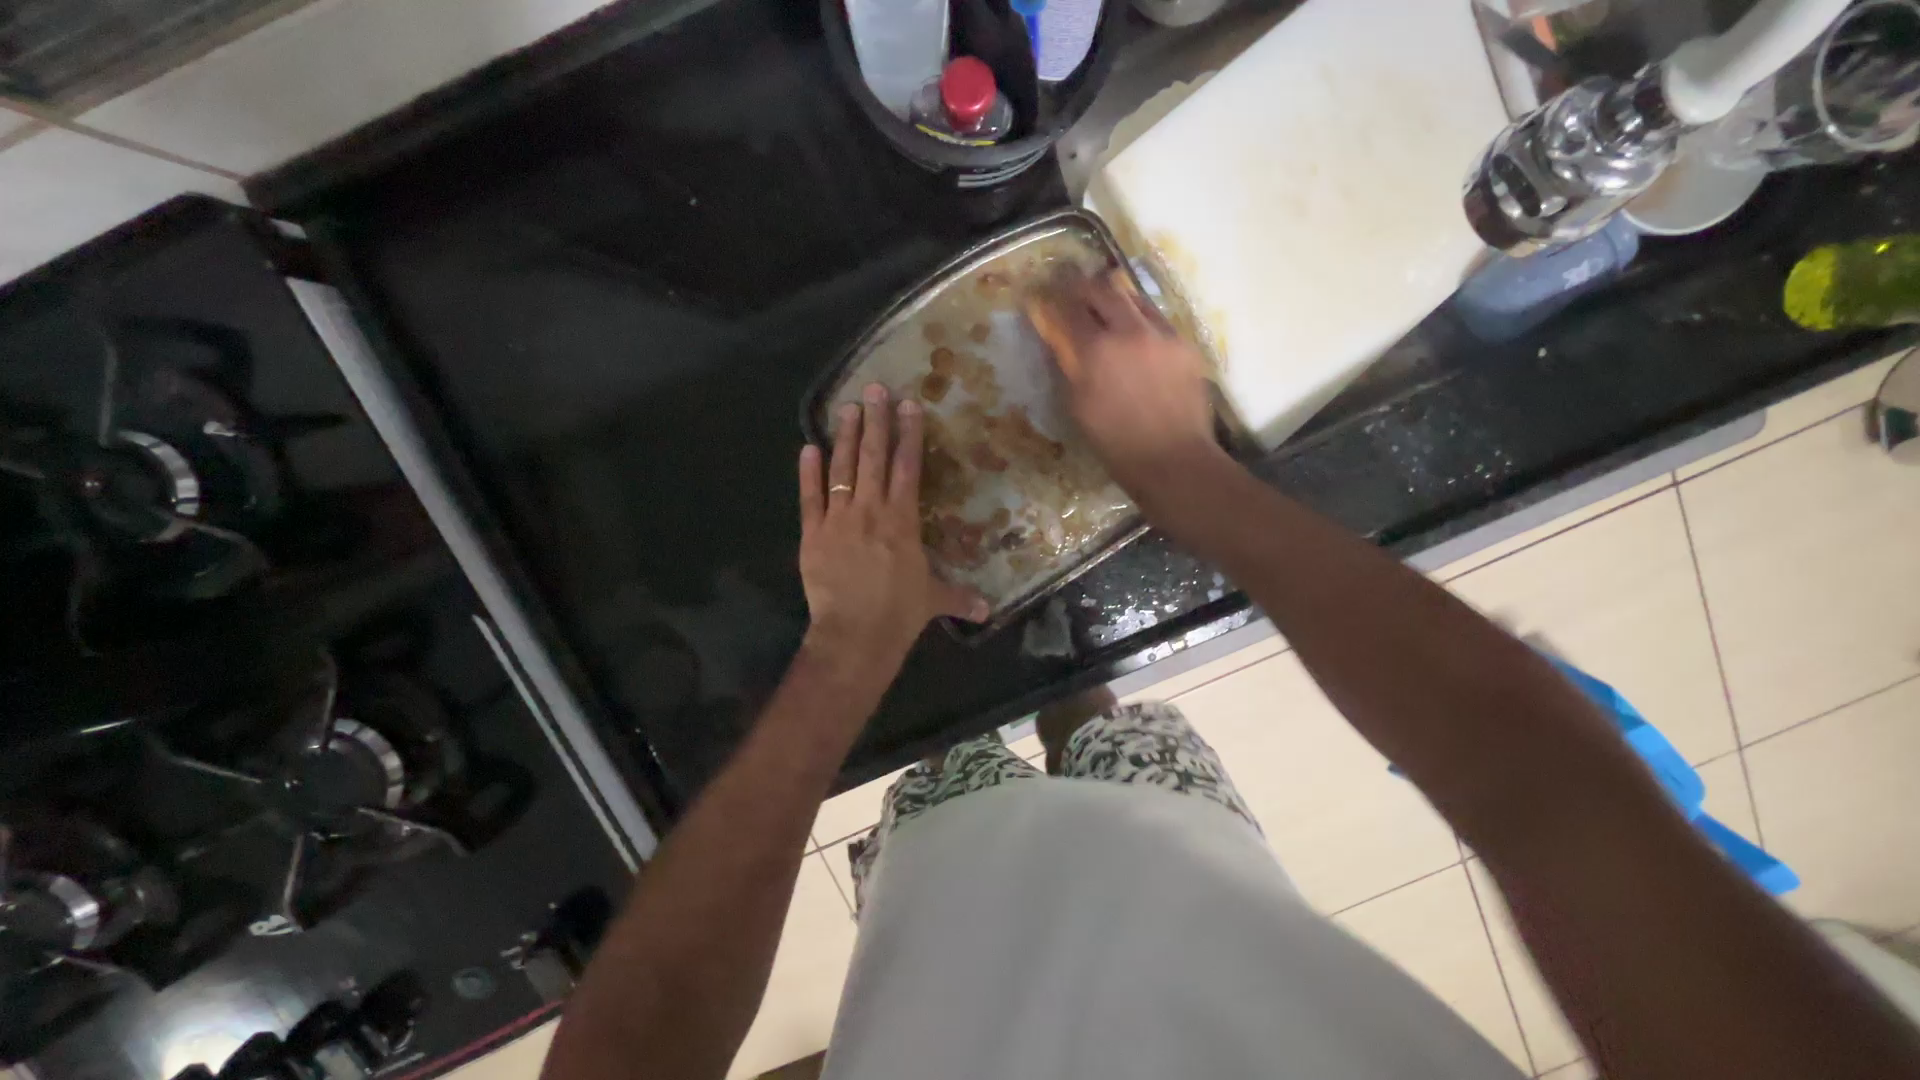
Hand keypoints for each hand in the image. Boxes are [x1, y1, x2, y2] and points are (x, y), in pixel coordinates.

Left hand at [797, 383, 987, 674]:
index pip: (908, 467)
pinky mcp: (813, 534)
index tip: (909, 405)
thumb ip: (959, 597)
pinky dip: (809, 472)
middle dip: (876, 421)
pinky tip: (809, 448)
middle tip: (875, 389)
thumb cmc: (899, 614)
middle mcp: (871, 510)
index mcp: (903, 520)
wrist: (855, 635)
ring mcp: (839, 519)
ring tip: (847, 408)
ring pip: (842, 468)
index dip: (909, 434)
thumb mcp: (933, 601)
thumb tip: (987, 611)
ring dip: (846, 437)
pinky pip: (810, 497)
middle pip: (874, 457)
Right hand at [1034, 270, 1224, 501]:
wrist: (1173, 459)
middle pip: (1101, 289)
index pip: (1066, 308)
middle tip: (1073, 292)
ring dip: (1114, 298)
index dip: (1052, 298)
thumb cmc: (1115, 443)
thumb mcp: (1077, 406)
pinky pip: (1157, 318)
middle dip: (1082, 288)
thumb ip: (1067, 364)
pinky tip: (1136, 335)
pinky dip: (1140, 319)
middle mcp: (1129, 331)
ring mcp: (1161, 333)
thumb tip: (1057, 337)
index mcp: (1095, 350)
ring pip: (1133, 298)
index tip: (1044, 294)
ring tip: (1106, 307)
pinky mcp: (1184, 343)